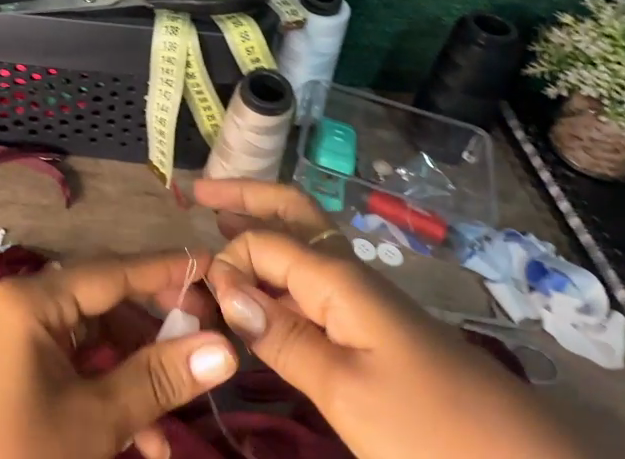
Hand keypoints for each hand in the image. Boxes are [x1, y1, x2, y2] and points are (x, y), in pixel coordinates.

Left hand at [0, 253, 239, 458]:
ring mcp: (24, 338)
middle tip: (211, 341)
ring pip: (100, 339)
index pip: (114, 270)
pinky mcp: (25, 370)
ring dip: (140, 376)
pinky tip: (148, 443)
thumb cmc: (24, 454)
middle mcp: (27, 305)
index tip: (218, 269)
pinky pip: (81, 366)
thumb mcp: (97, 419)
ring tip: (179, 416)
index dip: (168, 270)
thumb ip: (160, 378)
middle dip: (158, 330)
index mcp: (34, 300)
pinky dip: (115, 395)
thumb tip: (227, 348)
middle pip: (108, 301)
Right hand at [198, 182, 590, 458]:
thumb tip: (224, 285)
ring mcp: (368, 302)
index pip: (263, 242)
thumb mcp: (346, 391)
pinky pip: (318, 283)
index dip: (224, 259)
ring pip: (305, 245)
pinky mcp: (377, 332)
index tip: (191, 292)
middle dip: (242, 197)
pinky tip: (265, 288)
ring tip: (218, 223)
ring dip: (261, 227)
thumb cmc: (433, 433)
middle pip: (291, 213)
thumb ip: (281, 335)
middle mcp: (352, 275)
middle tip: (192, 191)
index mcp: (340, 279)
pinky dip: (282, 270)